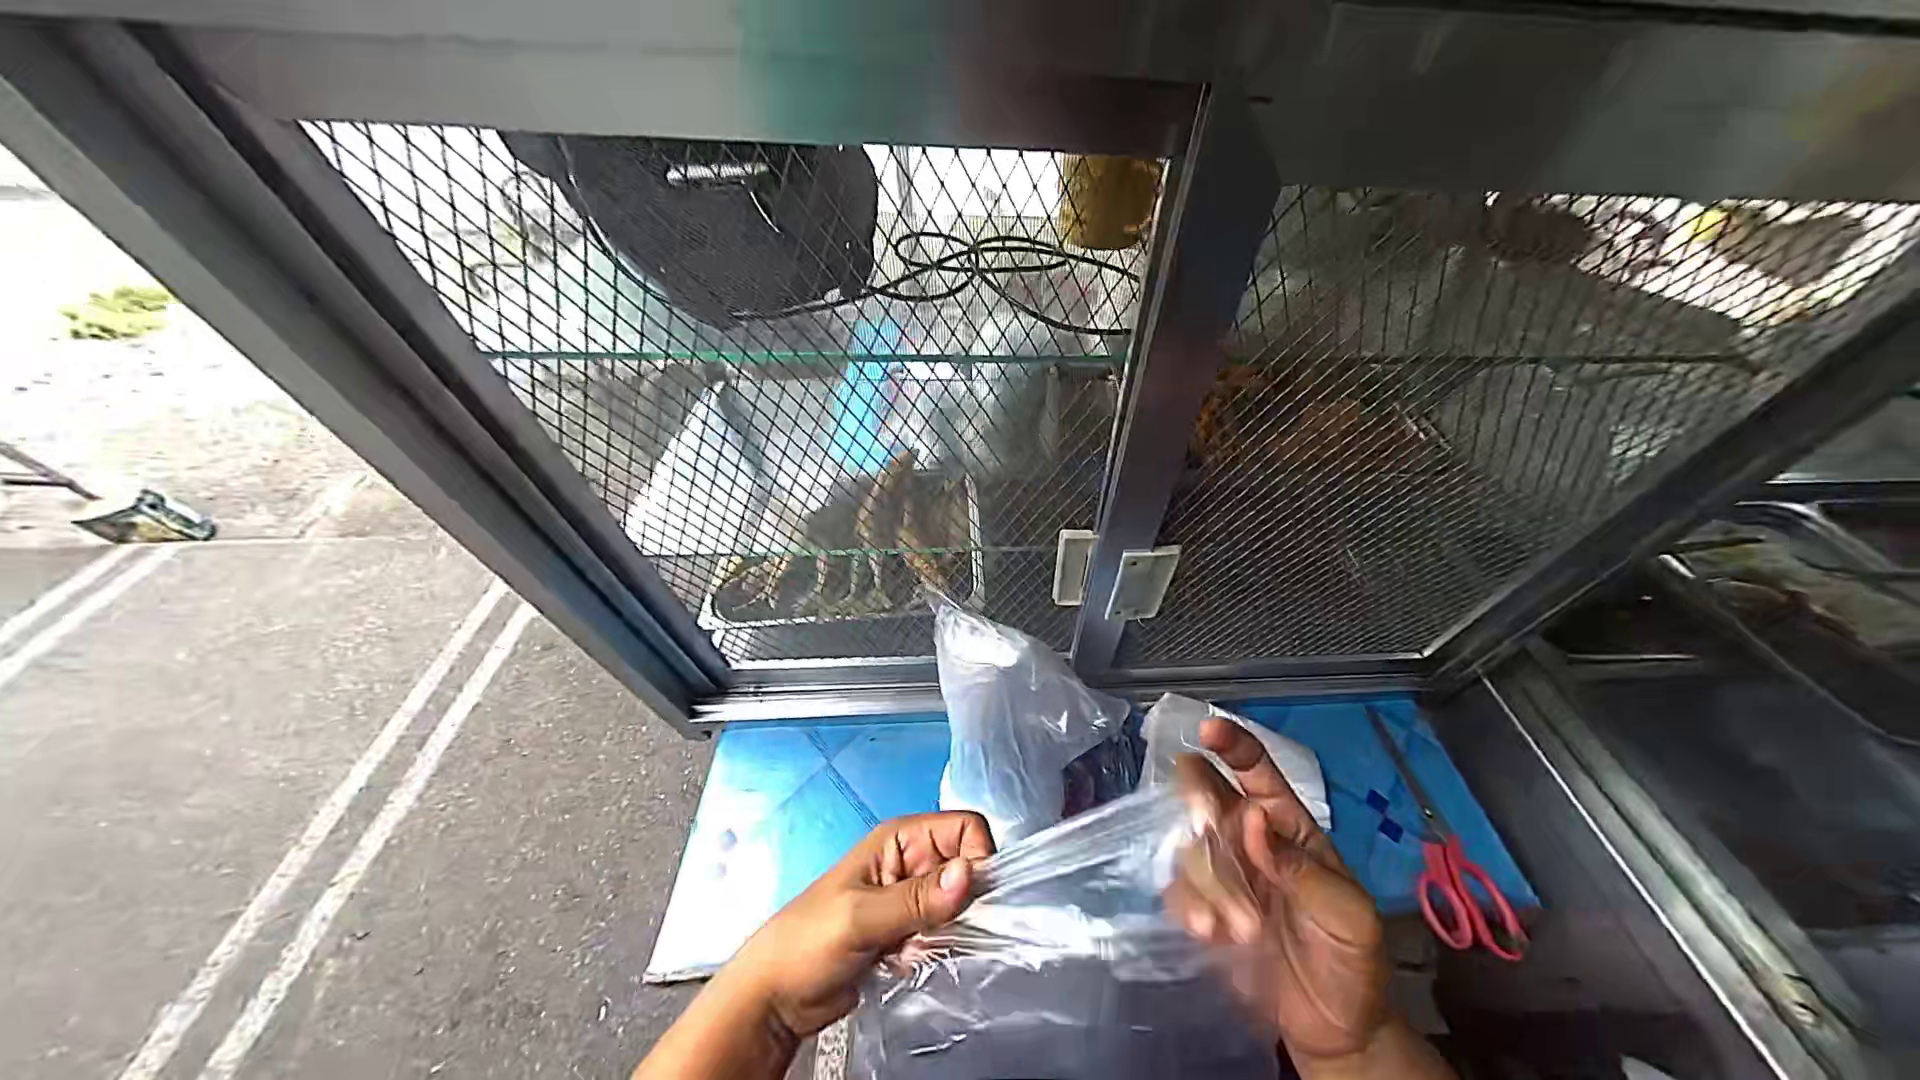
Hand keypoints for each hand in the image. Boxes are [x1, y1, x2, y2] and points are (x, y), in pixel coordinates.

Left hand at [729, 810, 995, 1038]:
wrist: (776, 996)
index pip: (964, 829)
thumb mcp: (861, 916)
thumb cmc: (808, 941)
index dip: (976, 857)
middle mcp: (912, 860)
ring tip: (911, 947)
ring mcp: (911, 897)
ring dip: (945, 930)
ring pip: (958, 904)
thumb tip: (971, 872)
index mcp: (901, 838)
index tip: (969, 898)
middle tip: (932, 929)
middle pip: (967, 867)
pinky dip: (936, 948)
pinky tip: (905, 960)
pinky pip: (944, 932)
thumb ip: (918, 898)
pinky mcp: (910, 930)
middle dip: (960, 902)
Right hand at [1166, 718, 1390, 1068]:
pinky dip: (1190, 908)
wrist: (1335, 1026)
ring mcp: (1218, 869)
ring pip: (1189, 845)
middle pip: (1204, 792)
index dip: (1230, 744)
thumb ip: (1300, 865)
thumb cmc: (1351, 956)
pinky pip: (1176, 889)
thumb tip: (1252, 817)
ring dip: (1211, 882)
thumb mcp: (1348, 912)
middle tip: (1206, 825)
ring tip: (1245, 928)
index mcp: (1282, 823)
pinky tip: (1211, 933)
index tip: (1207, 730)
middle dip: (1198, 802)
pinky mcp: (1198, 904)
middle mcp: (1242, 835)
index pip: (1254, 768)